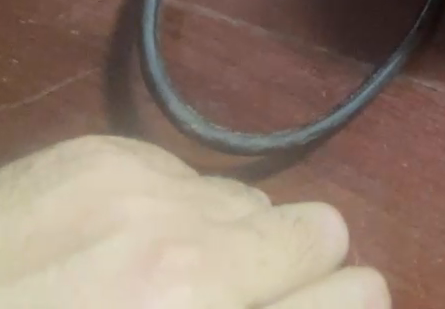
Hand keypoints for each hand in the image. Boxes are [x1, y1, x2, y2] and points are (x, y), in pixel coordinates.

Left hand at [0, 136, 388, 308]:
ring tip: (163, 289)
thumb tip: (311, 303)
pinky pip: (188, 177)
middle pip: (323, 229)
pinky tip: (103, 257)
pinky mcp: (88, 152)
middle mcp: (185, 252)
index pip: (356, 294)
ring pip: (255, 202)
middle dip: (297, 278)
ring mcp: (135, 188)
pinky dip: (172, 217)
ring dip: (231, 246)